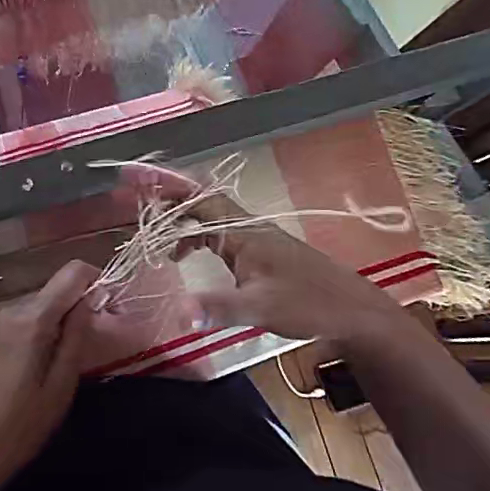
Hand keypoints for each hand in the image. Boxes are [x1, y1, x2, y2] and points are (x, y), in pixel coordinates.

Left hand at [0, 260, 101, 490]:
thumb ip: (76, 338)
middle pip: (54, 290)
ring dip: (58, 321)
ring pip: (37, 306)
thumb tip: (90, 301)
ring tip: (66, 360)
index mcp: (31, 319)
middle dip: (78, 306)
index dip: (96, 280)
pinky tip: (38, 366)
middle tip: (96, 341)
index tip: (110, 308)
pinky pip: (20, 321)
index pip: (71, 273)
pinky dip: (37, 331)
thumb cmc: (18, 427)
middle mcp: (9, 311)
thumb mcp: (60, 387)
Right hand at [118, 164, 419, 349]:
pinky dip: (196, 236)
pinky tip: (187, 255)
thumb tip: (179, 313)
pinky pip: (219, 232)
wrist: (354, 312)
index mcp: (245, 232)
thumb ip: (218, 308)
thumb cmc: (309, 305)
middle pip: (201, 201)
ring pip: (210, 216)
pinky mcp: (260, 251)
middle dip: (167, 196)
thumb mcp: (260, 309)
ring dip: (181, 219)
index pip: (199, 200)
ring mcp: (256, 237)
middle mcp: (248, 227)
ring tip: (156, 235)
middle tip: (135, 197)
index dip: (166, 186)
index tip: (136, 177)